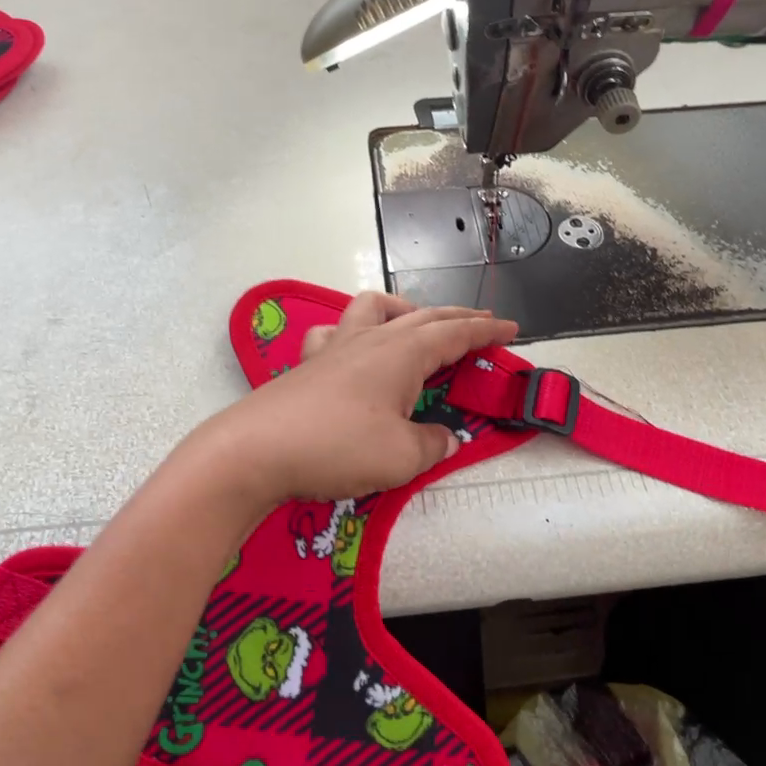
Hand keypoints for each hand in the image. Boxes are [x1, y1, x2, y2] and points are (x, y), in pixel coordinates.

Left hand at [181, 293, 517, 510]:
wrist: (254, 450)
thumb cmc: (336, 447)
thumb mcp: (400, 457)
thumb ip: (431, 444)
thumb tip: (446, 438)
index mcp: (401, 353)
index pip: (454, 334)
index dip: (485, 332)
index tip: (511, 330)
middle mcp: (370, 340)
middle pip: (422, 316)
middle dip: (456, 318)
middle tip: (483, 324)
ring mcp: (335, 348)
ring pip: (373, 308)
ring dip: (402, 310)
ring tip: (415, 324)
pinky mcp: (308, 365)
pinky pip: (335, 333)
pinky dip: (354, 332)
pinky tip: (354, 351)